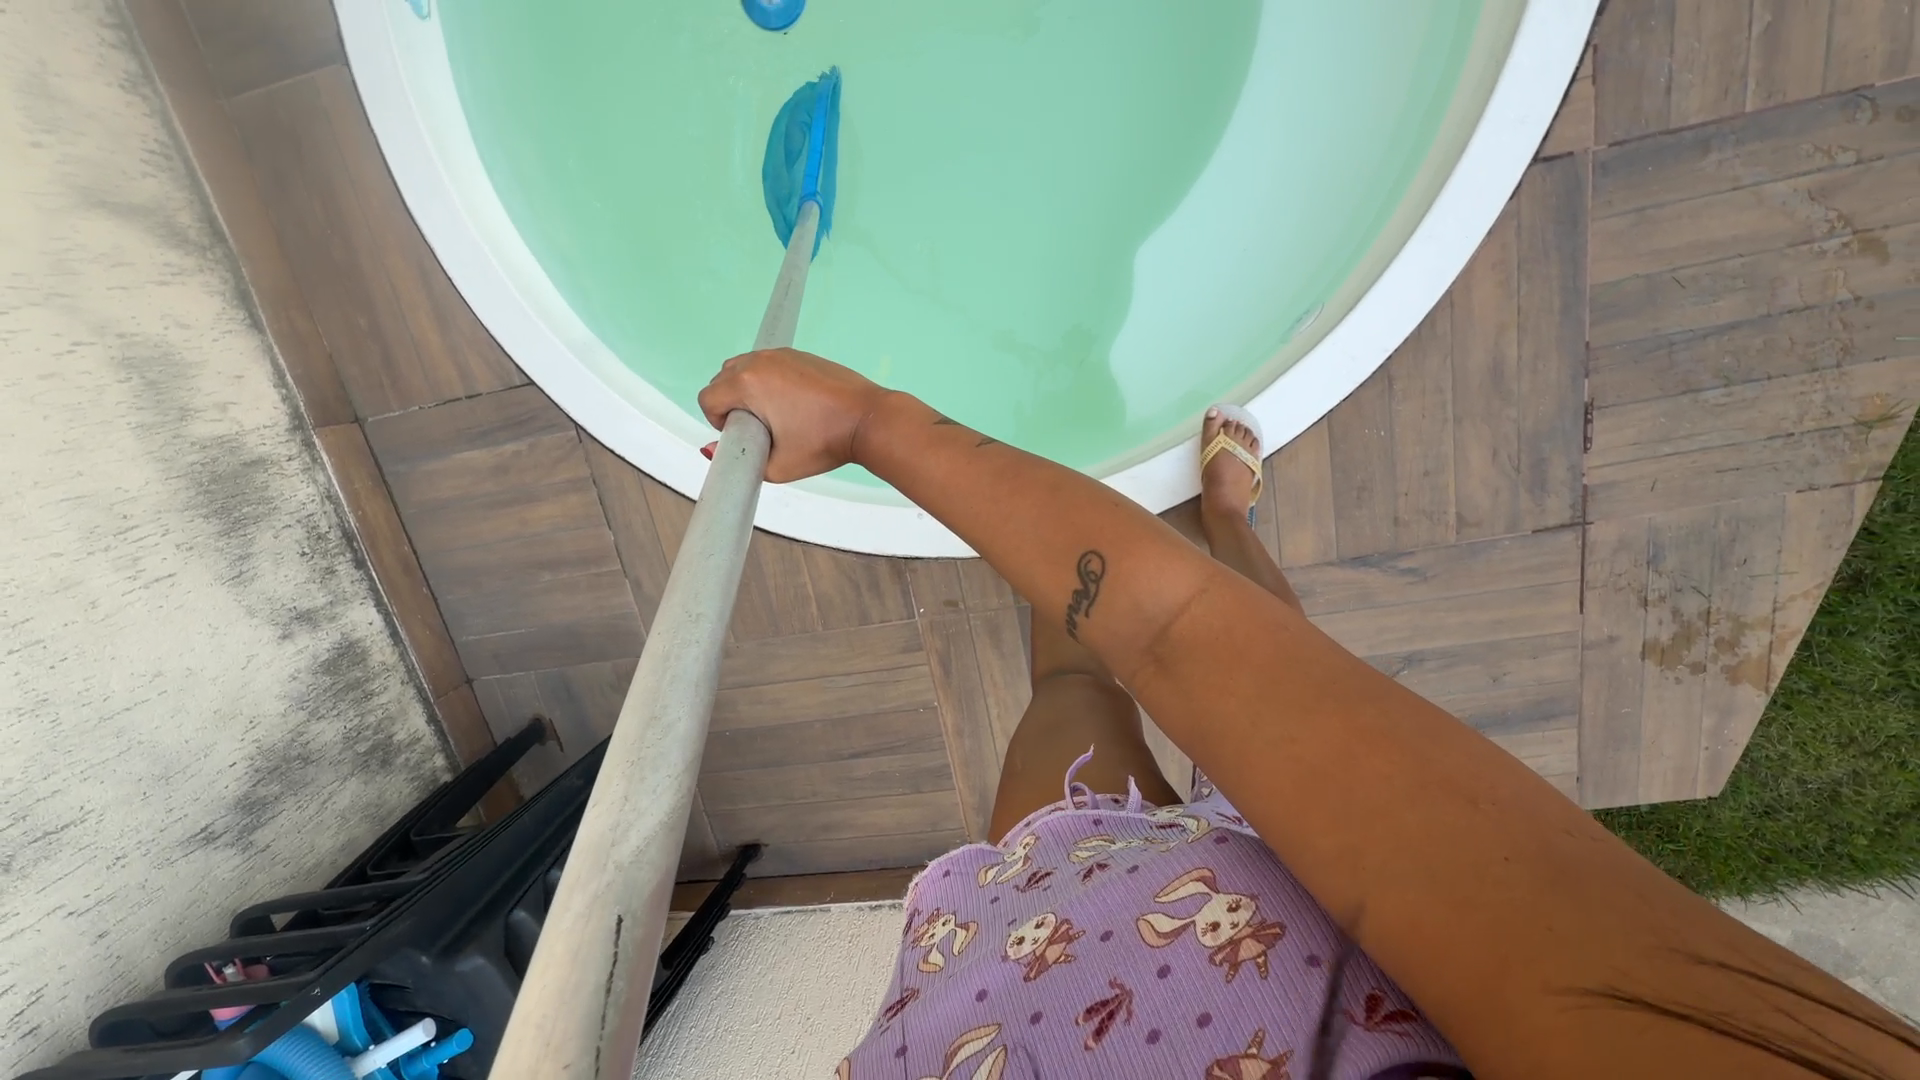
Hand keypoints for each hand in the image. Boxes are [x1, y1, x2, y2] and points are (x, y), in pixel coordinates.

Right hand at [697, 348, 895, 482]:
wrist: (867, 420)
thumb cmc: (826, 443)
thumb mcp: (779, 467)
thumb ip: (739, 461)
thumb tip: (711, 451)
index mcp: (748, 383)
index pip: (708, 398)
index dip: (717, 422)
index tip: (741, 436)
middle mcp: (760, 361)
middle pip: (722, 378)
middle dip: (730, 404)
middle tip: (757, 428)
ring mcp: (782, 354)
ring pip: (744, 368)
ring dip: (747, 390)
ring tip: (774, 416)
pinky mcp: (801, 355)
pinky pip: (769, 364)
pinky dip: (769, 381)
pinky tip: (792, 404)